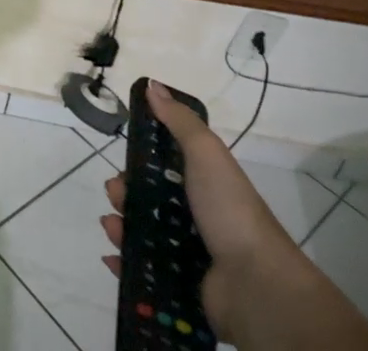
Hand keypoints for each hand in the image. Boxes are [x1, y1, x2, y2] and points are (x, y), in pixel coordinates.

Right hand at [101, 83, 298, 337]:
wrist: (254, 281)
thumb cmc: (228, 210)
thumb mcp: (206, 154)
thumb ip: (179, 121)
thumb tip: (152, 84)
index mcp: (204, 185)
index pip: (164, 169)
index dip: (140, 163)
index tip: (124, 162)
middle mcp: (196, 217)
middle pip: (148, 201)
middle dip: (124, 194)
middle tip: (117, 195)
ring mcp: (188, 253)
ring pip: (142, 234)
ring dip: (120, 227)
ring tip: (113, 227)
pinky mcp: (180, 284)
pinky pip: (144, 271)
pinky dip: (124, 263)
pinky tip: (113, 256)